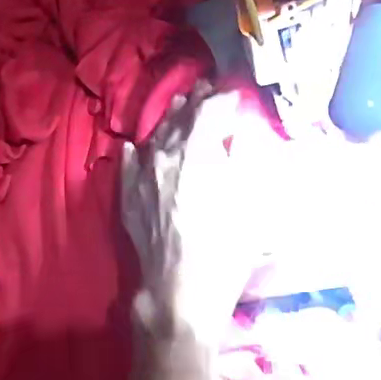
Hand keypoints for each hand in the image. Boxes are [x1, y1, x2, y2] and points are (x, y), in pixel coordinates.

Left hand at [119, 89, 262, 347]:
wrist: (180, 290)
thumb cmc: (225, 250)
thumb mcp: (251, 202)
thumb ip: (244, 161)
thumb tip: (238, 134)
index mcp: (195, 152)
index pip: (209, 111)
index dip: (224, 100)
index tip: (235, 95)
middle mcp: (162, 156)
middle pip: (180, 119)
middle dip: (196, 102)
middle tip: (207, 90)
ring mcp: (140, 175)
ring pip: (154, 136)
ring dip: (169, 120)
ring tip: (179, 107)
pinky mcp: (128, 196)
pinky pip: (129, 164)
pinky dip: (137, 151)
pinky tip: (135, 146)